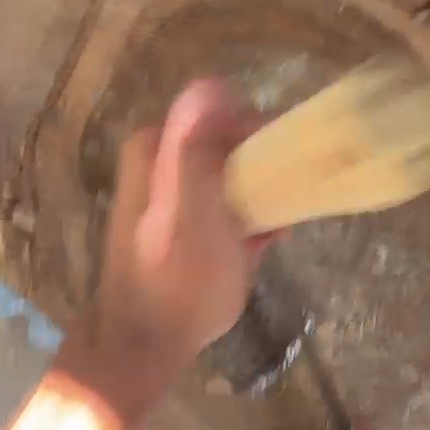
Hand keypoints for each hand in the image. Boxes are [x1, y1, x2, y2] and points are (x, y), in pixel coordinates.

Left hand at [85, 79, 271, 381]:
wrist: (143, 346)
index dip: (257, 132)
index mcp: (155, 151)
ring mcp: (166, 199)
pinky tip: (264, 240)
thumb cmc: (178, 282)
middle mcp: (156, 167)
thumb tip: (212, 83)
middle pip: (224, 145)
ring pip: (226, 176)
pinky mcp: (175, 228)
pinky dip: (244, 218)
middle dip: (261, 167)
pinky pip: (219, 206)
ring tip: (279, 224)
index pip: (219, 113)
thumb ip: (198, 150)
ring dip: (257, 194)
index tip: (285, 161)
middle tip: (286, 197)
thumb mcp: (194, 213)